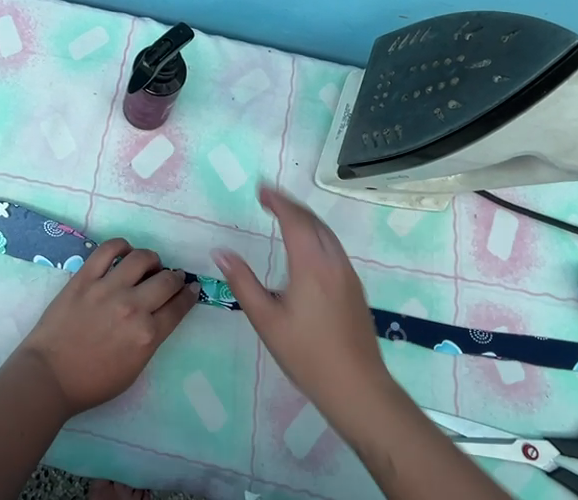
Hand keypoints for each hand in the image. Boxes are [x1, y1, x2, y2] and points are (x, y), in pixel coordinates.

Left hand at [12, 238, 199, 415]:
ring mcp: (107, 289)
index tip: (191, 288)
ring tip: (148, 264)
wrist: (50, 376)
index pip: (178, 306)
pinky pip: (108, 250)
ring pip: (141, 258)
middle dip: (174, 277)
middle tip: (171, 277)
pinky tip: (124, 251)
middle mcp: (133, 307)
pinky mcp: (85, 277)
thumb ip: (150, 339)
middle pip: (166, 280)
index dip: (189, 295)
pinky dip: (121, 246)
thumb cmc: (93, 382)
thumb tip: (159, 314)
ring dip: (151, 259)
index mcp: (147, 335)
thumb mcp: (134, 368)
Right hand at [213, 185, 390, 411]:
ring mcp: (348, 274)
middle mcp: (333, 262)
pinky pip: (334, 247)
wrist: (357, 387)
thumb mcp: (266, 320)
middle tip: (268, 199)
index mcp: (311, 265)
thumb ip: (242, 283)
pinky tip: (306, 247)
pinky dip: (316, 234)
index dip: (277, 200)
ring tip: (284, 215)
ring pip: (326, 233)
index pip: (294, 219)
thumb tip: (220, 252)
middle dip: (290, 204)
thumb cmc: (307, 355)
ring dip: (305, 218)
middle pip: (313, 221)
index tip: (260, 190)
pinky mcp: (355, 288)